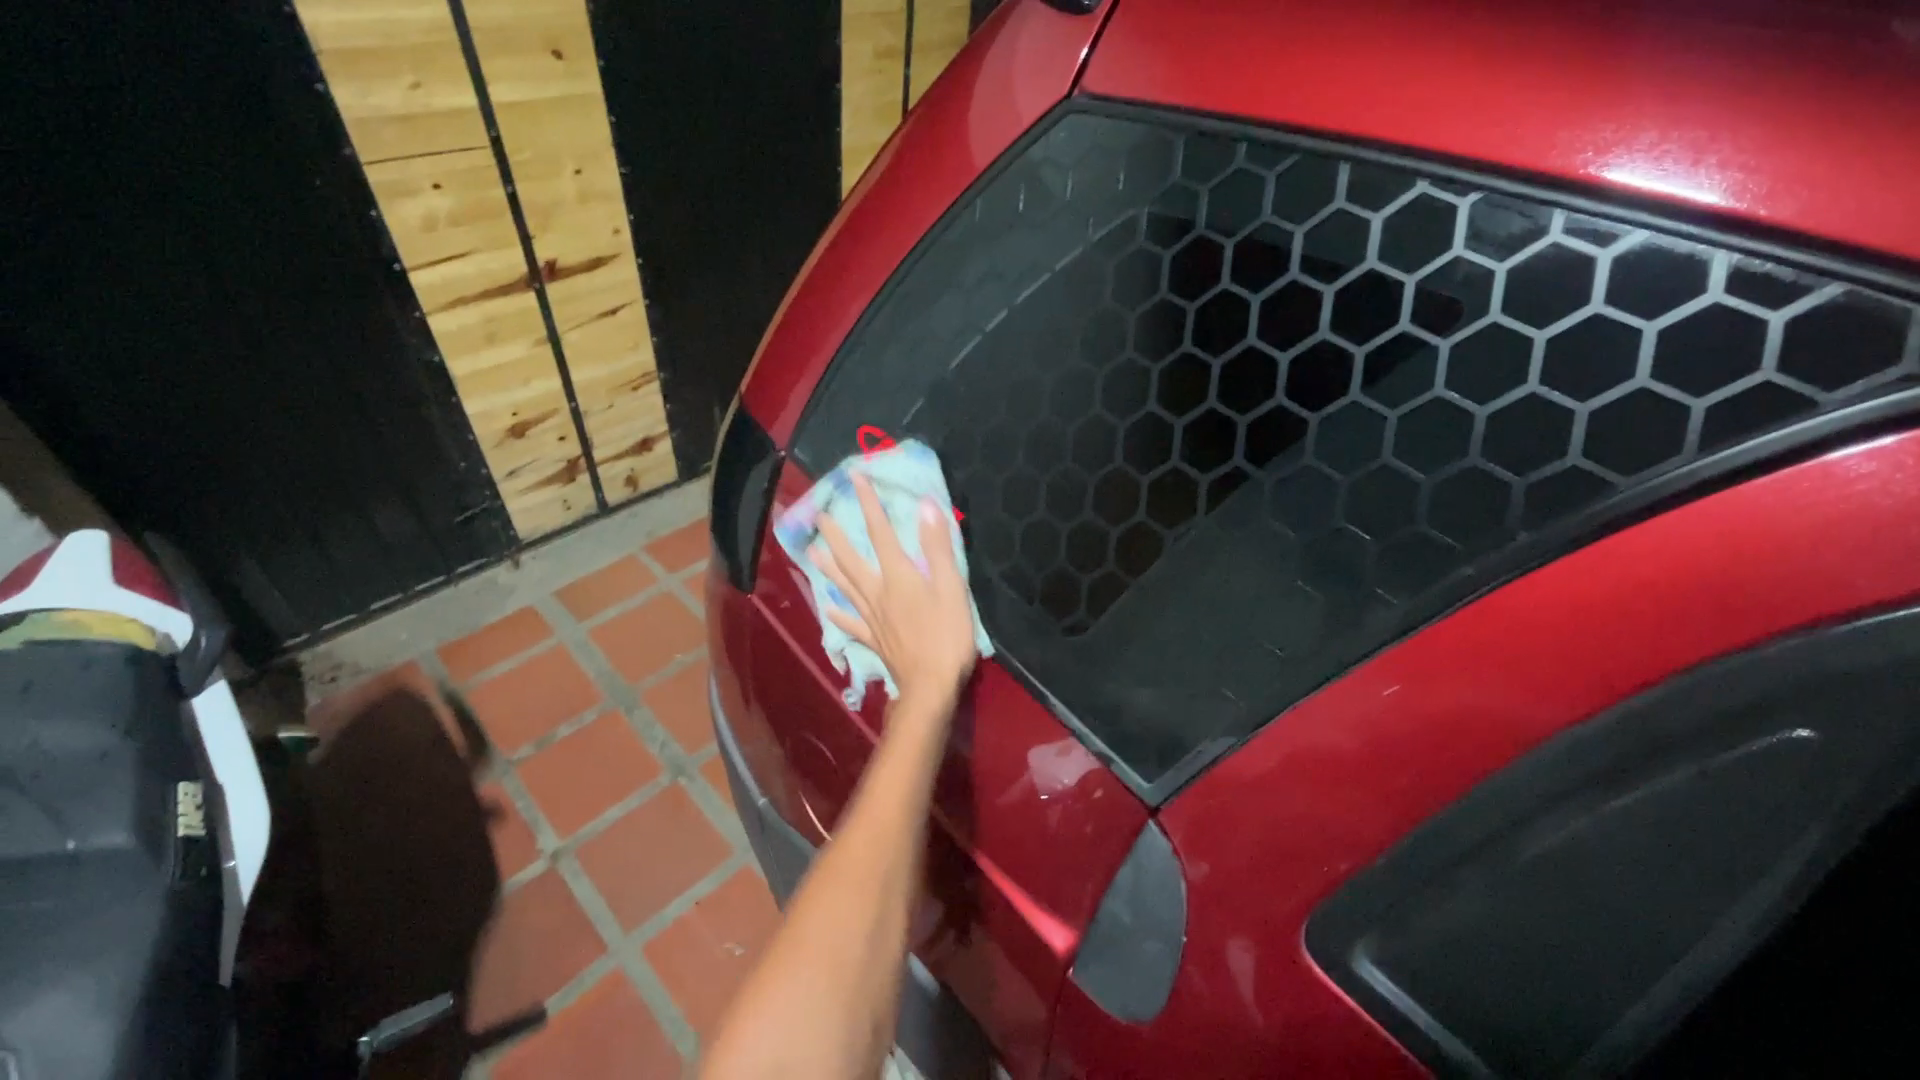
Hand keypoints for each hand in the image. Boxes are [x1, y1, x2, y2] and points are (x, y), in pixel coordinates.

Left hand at [811, 475, 977, 705]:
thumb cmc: (946, 636)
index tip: (854, 478)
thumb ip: (937, 547)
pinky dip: (838, 616)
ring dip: (828, 567)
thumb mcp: (951, 587)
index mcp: (897, 575)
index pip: (879, 531)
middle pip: (851, 558)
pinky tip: (827, 610)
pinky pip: (851, 624)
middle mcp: (877, 592)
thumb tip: (924, 505)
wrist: (930, 686)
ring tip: (812, 551)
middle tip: (819, 515)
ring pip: (844, 587)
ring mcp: (872, 618)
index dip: (867, 504)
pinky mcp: (874, 639)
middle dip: (835, 534)